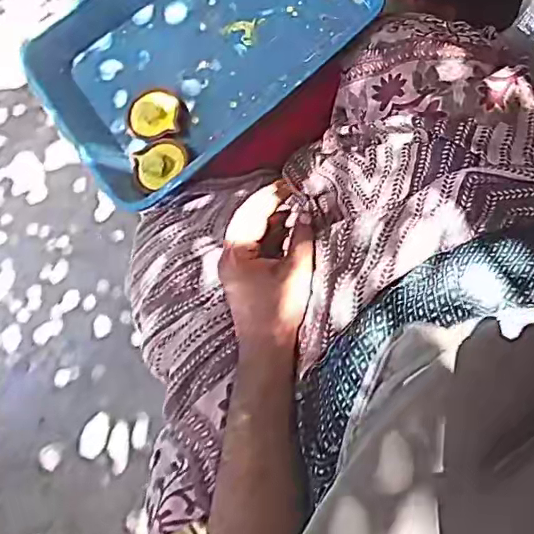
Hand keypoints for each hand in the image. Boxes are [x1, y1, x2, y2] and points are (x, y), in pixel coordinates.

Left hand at [219, 180, 314, 362]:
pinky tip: (291, 226)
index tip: (292, 183)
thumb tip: (304, 212)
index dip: (273, 195)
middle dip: (271, 202)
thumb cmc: (280, 311)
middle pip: (248, 218)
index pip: (252, 212)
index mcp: (236, 254)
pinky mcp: (244, 273)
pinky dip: (273, 231)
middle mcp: (229, 256)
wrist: (267, 350)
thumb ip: (301, 236)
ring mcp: (235, 265)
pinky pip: (257, 242)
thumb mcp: (296, 270)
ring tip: (296, 204)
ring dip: (273, 216)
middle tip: (294, 189)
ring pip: (252, 229)